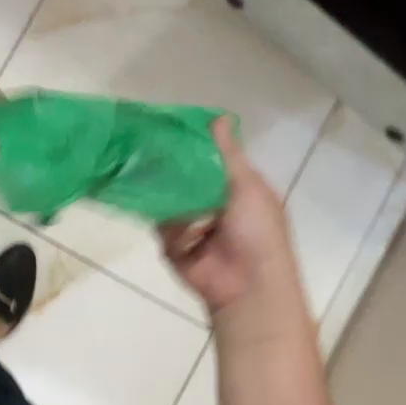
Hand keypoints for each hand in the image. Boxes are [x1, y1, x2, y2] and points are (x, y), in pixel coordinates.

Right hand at [159, 117, 302, 319]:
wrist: (249, 288)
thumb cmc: (258, 233)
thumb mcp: (248, 186)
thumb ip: (228, 154)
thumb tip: (218, 116)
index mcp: (235, 190)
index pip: (207, 161)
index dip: (190, 147)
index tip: (168, 129)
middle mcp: (211, 205)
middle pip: (183, 180)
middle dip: (169, 171)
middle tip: (147, 152)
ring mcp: (191, 228)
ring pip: (167, 203)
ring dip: (167, 201)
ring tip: (155, 189)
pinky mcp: (174, 249)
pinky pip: (161, 229)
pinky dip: (169, 231)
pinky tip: (180, 235)